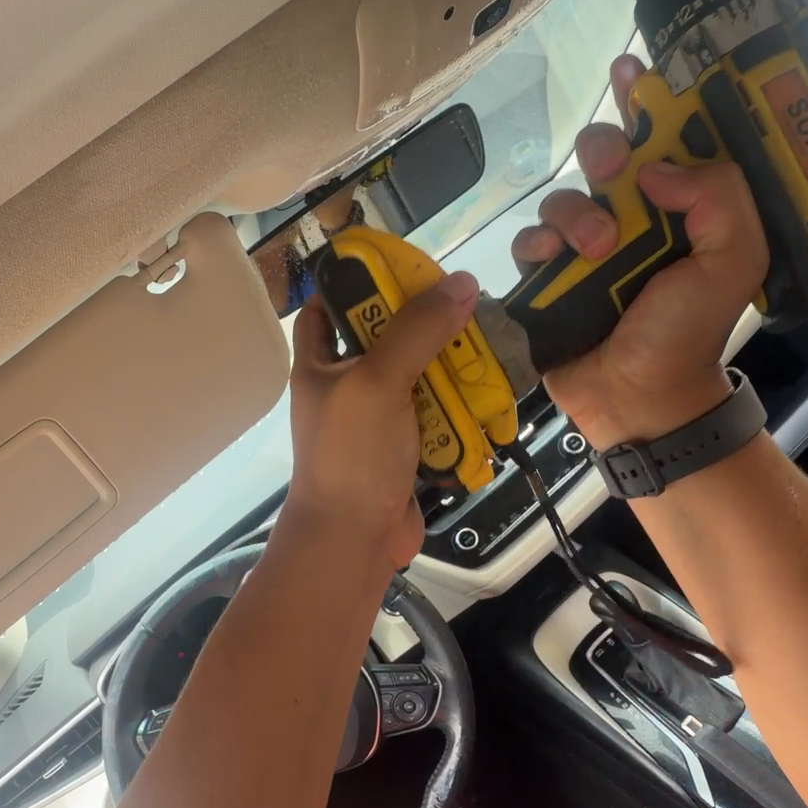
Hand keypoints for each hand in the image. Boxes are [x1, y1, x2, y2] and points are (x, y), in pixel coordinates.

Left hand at [284, 274, 478, 569]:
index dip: (355, 283)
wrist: (354, 540)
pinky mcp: (406, 448)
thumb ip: (416, 331)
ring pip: (418, 378)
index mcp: (320, 364)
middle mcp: (346, 387)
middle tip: (464, 308)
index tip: (398, 268)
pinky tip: (486, 397)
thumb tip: (459, 283)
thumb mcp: (378, 381)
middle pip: (386, 339)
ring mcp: (377, 420)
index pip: (328, 307)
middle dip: (424, 327)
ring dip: (450, 369)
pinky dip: (458, 409)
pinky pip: (436, 417)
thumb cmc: (351, 455)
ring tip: (487, 351)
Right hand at [513, 54, 768, 447]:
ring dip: (575, 214)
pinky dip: (535, 244)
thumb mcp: (731, 261)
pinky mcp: (547, 281)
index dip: (647, 102)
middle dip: (604, 150)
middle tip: (615, 172)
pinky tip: (551, 260)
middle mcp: (629, 223)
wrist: (638, 400)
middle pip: (602, 157)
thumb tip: (656, 167)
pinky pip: (528, 243)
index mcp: (679, 212)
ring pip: (562, 198)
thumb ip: (718, 197)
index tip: (630, 72)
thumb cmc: (686, 335)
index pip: (664, 142)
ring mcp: (583, 253)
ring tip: (597, 252)